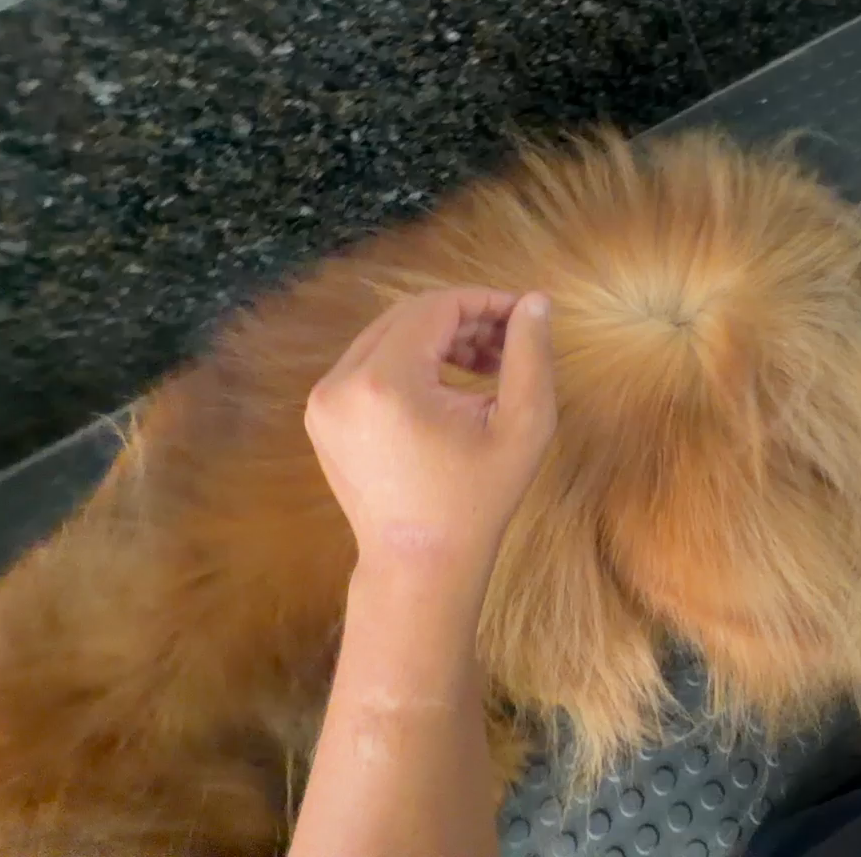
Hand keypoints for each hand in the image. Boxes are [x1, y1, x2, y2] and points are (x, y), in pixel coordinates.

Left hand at [306, 288, 557, 583]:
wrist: (422, 560)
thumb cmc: (481, 494)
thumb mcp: (524, 422)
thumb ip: (530, 354)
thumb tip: (536, 300)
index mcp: (386, 382)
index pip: (437, 307)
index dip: (487, 302)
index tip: (525, 318)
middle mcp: (340, 383)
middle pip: (409, 315)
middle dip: (466, 318)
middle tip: (511, 343)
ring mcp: (324, 401)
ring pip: (389, 336)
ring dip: (442, 337)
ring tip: (488, 366)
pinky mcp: (323, 416)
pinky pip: (372, 363)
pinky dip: (415, 360)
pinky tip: (452, 387)